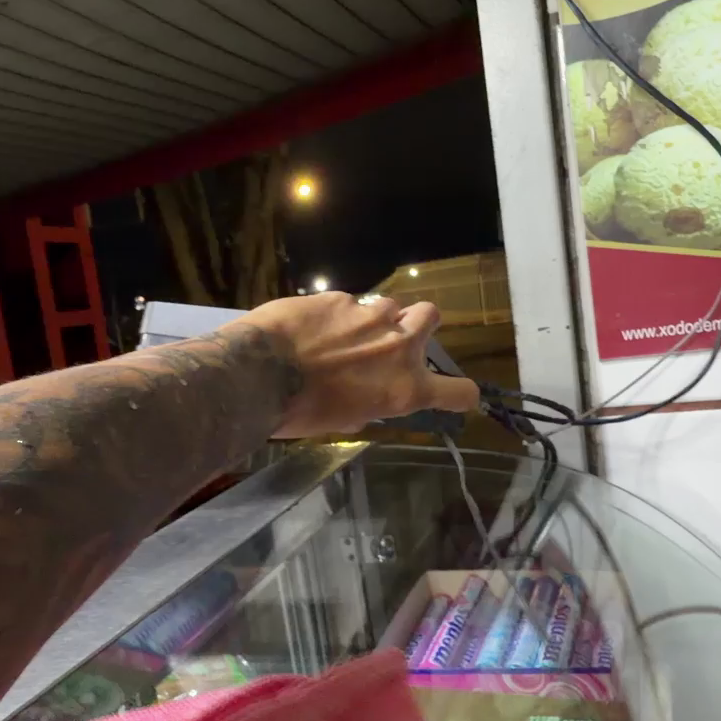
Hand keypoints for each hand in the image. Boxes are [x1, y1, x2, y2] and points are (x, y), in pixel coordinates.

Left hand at [237, 292, 479, 437]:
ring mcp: (369, 316)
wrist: (258, 374)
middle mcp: (396, 347)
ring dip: (372, 319)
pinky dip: (334, 315)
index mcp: (403, 389)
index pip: (459, 391)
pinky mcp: (338, 297)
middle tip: (396, 336)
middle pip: (432, 315)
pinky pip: (346, 303)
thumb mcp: (341, 423)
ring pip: (386, 306)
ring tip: (340, 333)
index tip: (458, 393)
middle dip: (420, 323)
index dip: (462, 393)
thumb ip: (365, 407)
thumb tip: (365, 405)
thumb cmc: (299, 413)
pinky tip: (307, 328)